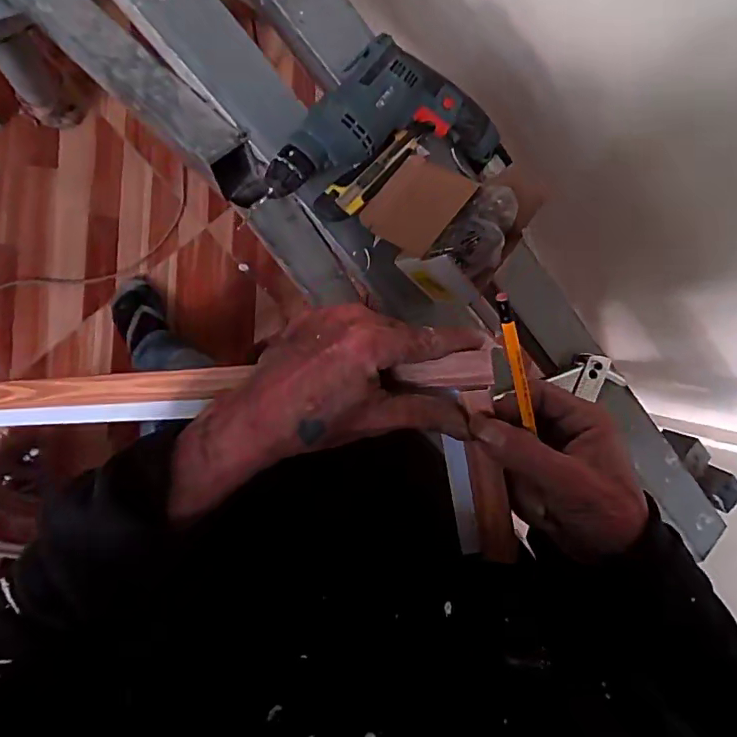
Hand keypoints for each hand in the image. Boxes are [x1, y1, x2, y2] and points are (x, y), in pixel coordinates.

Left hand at [170, 305, 487, 523]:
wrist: (255, 417)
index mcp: (372, 340)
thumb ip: (422, 412)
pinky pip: (349, 322)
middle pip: (401, 331)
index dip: (457, 341)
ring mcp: (328, 311)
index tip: (481, 339)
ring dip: (388, 343)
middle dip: (418, 350)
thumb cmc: (316, 424)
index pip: (427, 340)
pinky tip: (355, 363)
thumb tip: (464, 421)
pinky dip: (361, 337)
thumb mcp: (374, 420)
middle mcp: (354, 315)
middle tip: (432, 371)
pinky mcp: (310, 315)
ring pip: (375, 324)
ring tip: (388, 372)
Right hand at [469, 379, 649, 561]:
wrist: (615, 556)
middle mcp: (563, 431)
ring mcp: (549, 453)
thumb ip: (524, 452)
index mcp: (582, 418)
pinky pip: (511, 468)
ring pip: (510, 444)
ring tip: (524, 486)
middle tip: (487, 450)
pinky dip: (509, 481)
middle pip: (518, 417)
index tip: (482, 416)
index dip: (507, 401)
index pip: (536, 393)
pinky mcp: (538, 475)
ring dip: (508, 465)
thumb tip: (486, 428)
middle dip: (503, 438)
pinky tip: (525, 497)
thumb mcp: (566, 480)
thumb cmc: (610, 514)